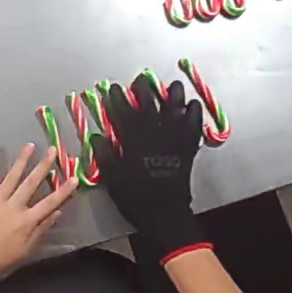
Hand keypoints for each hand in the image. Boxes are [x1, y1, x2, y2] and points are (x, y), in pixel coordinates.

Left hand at [0, 144, 78, 285]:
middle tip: (52, 150)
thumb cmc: (0, 261)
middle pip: (32, 183)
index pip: (50, 202)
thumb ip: (42, 230)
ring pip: (12, 176)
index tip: (74, 178)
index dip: (64, 190)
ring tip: (30, 146)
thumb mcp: (26, 250)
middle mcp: (14, 207)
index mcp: (27, 221)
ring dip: (22, 160)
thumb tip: (58, 213)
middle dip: (44, 166)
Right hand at [92, 73, 206, 260]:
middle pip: (150, 104)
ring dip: (174, 96)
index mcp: (133, 139)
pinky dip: (193, 114)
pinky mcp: (187, 148)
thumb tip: (98, 137)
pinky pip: (192, 126)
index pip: (122, 112)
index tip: (112, 88)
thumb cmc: (135, 196)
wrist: (165, 213)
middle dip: (144, 89)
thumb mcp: (112, 176)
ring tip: (173, 85)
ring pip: (175, 110)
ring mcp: (173, 139)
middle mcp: (154, 133)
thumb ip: (105, 154)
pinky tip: (193, 106)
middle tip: (140, 79)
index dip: (116, 98)